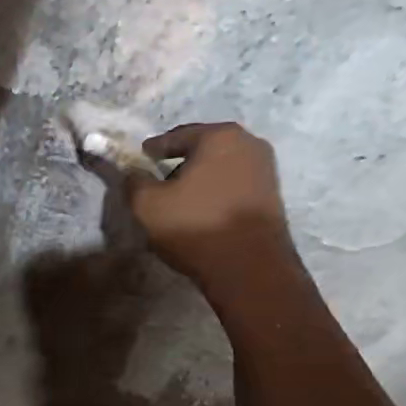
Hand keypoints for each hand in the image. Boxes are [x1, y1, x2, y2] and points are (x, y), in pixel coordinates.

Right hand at [128, 122, 293, 285]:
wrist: (250, 269)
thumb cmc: (196, 226)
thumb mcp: (148, 204)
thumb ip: (133, 182)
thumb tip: (132, 174)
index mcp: (219, 136)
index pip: (176, 136)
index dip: (153, 149)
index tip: (140, 160)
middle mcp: (248, 143)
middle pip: (202, 149)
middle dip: (179, 163)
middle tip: (158, 180)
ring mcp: (266, 169)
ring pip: (220, 167)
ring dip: (199, 179)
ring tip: (179, 199)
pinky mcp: (273, 195)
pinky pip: (234, 185)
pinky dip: (216, 193)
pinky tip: (202, 211)